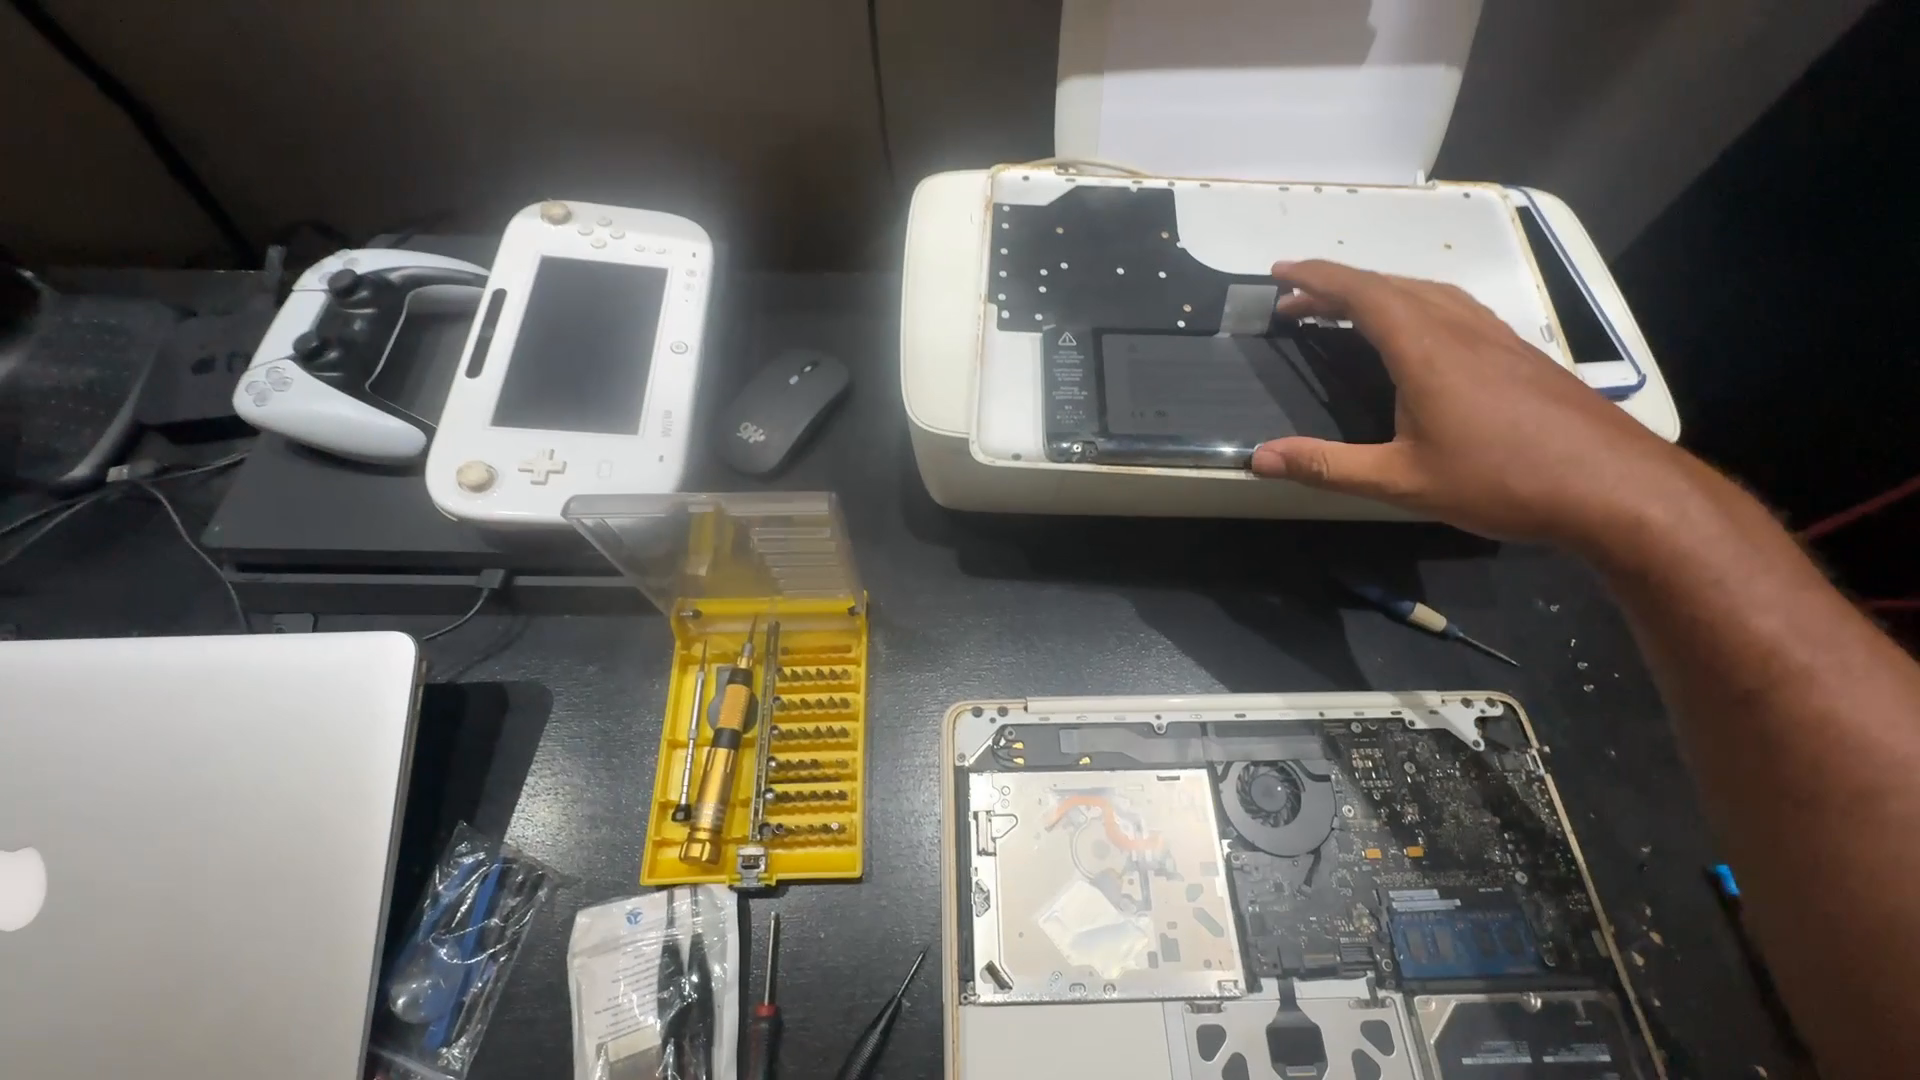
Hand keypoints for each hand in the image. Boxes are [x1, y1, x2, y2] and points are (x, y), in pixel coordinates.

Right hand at [1251, 259, 1692, 546]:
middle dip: (1336, 285)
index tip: (1279, 272)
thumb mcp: (1401, 481)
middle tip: (1294, 301)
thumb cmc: (1501, 481)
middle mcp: (1460, 329)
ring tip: (1342, 311)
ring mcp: (1495, 337)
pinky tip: (1412, 332)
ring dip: (1376, 293)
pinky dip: (1412, 305)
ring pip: (1425, 293)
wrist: (1615, 487)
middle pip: (1390, 286)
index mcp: (1426, 349)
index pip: (1362, 293)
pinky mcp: (1517, 353)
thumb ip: (1326, 465)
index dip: (1317, 278)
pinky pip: (1452, 308)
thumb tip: (1258, 458)